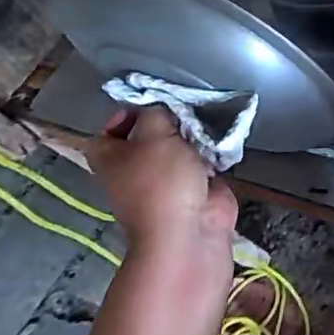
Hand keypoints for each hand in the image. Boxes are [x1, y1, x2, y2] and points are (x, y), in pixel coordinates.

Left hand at [88, 107, 237, 259]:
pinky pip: (204, 158)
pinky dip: (214, 149)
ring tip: (208, 119)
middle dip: (171, 118)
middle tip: (188, 107)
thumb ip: (156, 111)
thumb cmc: (161, 180)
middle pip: (151, 132)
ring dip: (196, 132)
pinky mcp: (196, 185)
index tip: (155, 104)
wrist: (189, 231)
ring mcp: (167, 178)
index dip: (130, 112)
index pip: (112, 126)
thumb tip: (163, 109)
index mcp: (110, 156)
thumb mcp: (153, 132)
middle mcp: (135, 166)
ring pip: (181, 143)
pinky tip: (223, 137)